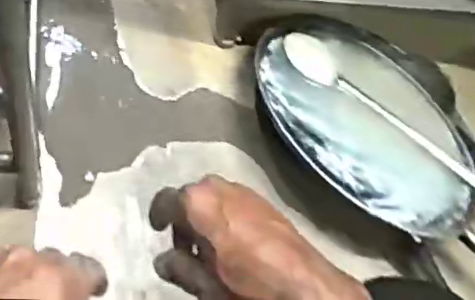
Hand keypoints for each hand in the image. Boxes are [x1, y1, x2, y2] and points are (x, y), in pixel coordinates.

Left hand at [0, 246, 107, 299]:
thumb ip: (72, 295)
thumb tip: (77, 293)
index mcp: (54, 277)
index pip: (88, 269)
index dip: (94, 282)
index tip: (96, 291)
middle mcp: (26, 257)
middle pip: (54, 261)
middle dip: (59, 280)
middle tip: (62, 299)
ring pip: (23, 261)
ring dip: (30, 278)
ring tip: (30, 299)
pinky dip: (5, 280)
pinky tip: (1, 299)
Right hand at [150, 178, 368, 299]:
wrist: (317, 293)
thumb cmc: (256, 291)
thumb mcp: (211, 290)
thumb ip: (181, 271)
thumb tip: (162, 261)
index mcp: (197, 201)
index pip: (164, 201)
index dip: (157, 217)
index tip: (157, 233)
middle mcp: (215, 186)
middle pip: (188, 198)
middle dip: (185, 222)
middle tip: (189, 253)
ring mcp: (241, 190)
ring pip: (211, 199)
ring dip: (206, 219)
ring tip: (215, 252)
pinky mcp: (263, 201)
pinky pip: (232, 204)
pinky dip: (226, 219)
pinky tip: (238, 247)